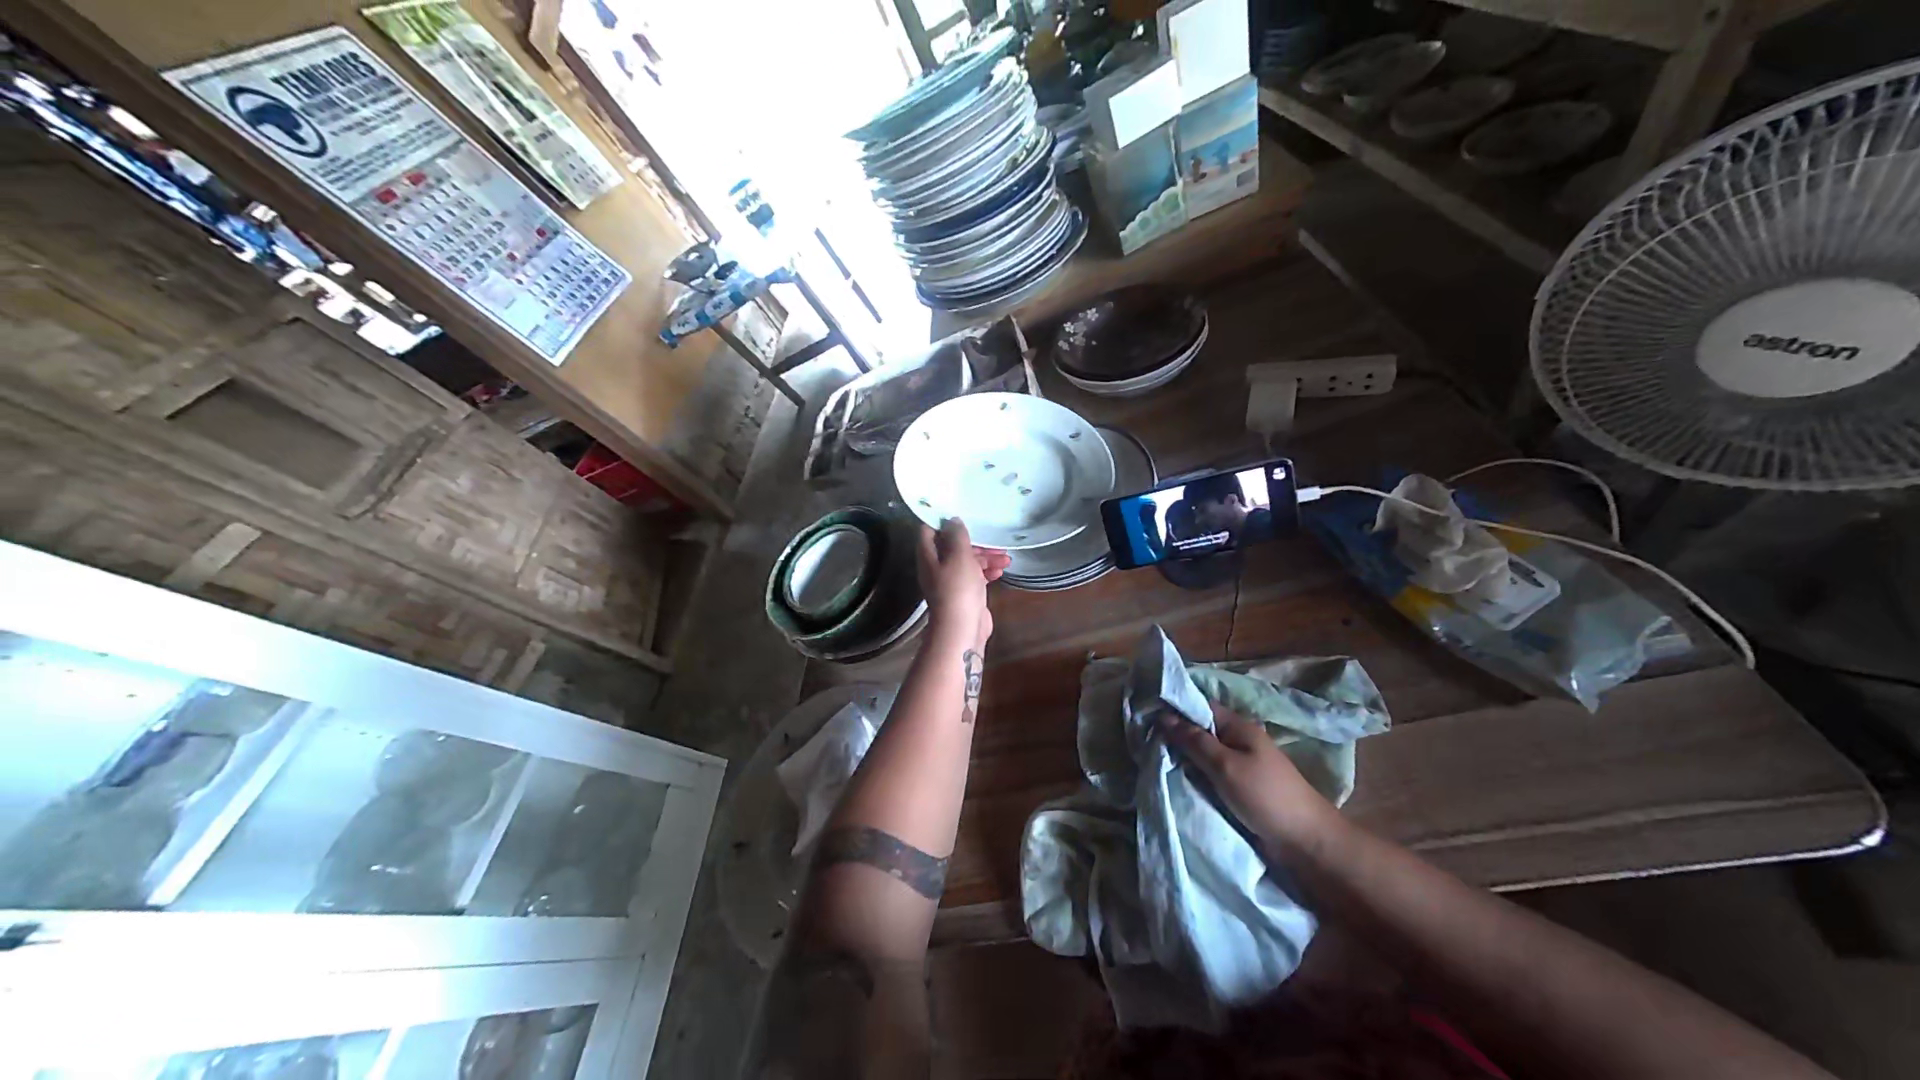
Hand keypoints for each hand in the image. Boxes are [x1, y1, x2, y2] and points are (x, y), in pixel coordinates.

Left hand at [916, 519, 1009, 648]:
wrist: (962, 629)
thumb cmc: (958, 589)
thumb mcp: (959, 556)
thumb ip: (957, 535)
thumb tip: (952, 520)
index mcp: (928, 556)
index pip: (929, 530)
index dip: (943, 520)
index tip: (962, 512)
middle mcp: (936, 567)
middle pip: (953, 546)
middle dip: (974, 542)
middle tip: (993, 540)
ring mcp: (950, 581)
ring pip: (967, 561)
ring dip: (985, 557)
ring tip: (1005, 557)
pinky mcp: (963, 594)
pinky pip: (974, 576)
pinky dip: (986, 571)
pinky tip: (1001, 571)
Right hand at [1159, 704, 1339, 852]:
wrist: (1304, 841)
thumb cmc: (1265, 796)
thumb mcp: (1225, 765)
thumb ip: (1194, 740)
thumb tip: (1164, 716)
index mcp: (1239, 727)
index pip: (1200, 706)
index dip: (1174, 706)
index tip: (1144, 711)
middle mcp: (1238, 741)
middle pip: (1200, 730)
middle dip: (1174, 733)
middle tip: (1142, 737)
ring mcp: (1240, 765)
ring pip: (1203, 753)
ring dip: (1182, 756)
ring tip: (1151, 756)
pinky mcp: (1239, 787)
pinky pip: (1209, 773)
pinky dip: (1193, 773)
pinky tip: (1174, 776)